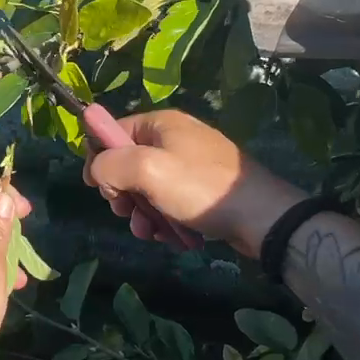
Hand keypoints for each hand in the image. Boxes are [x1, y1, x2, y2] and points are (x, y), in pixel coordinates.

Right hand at [83, 110, 303, 255]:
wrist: (261, 217)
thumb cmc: (200, 188)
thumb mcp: (146, 170)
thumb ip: (110, 164)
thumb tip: (98, 171)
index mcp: (160, 124)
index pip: (112, 133)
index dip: (100, 160)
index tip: (100, 189)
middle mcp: (173, 138)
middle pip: (127, 163)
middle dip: (122, 193)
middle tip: (127, 212)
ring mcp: (189, 165)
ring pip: (145, 188)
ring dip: (141, 212)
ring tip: (150, 231)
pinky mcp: (200, 190)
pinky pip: (167, 202)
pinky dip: (162, 219)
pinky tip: (168, 235)